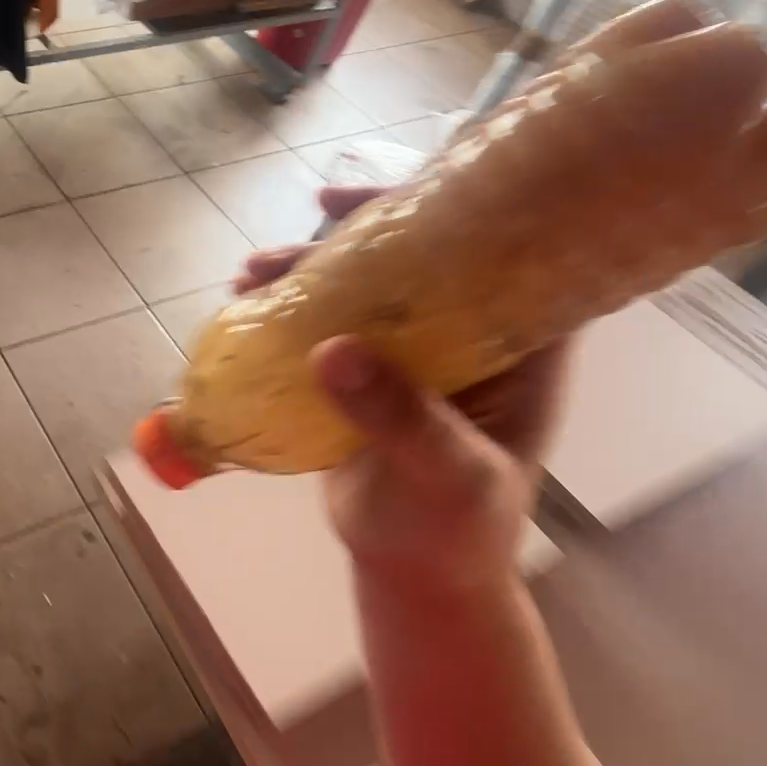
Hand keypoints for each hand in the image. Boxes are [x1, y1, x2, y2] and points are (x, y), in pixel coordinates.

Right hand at [234, 186, 570, 596]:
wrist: (412, 569)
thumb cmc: (453, 529)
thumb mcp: (445, 475)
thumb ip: (400, 417)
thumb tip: (332, 348)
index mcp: (518, 345)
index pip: (504, 250)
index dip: (456, 207)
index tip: (387, 197)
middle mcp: (468, 334)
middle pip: (417, 255)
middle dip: (352, 236)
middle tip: (293, 237)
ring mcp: (413, 351)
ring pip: (364, 285)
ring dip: (306, 270)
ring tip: (248, 275)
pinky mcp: (368, 372)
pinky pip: (329, 321)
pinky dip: (289, 307)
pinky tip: (248, 304)